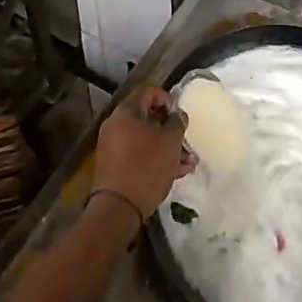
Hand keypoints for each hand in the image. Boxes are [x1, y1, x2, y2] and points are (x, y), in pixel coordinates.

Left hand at [95, 85, 196, 217]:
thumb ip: (177, 122)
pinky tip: (176, 173)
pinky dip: (155, 159)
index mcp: (126, 112)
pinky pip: (138, 154)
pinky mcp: (114, 167)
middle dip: (170, 129)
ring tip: (188, 162)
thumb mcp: (171, 141)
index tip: (179, 114)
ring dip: (167, 147)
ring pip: (145, 139)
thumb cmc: (147, 166)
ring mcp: (113, 147)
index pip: (148, 91)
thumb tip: (177, 115)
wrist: (118, 210)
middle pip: (147, 117)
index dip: (167, 98)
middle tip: (186, 141)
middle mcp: (116, 125)